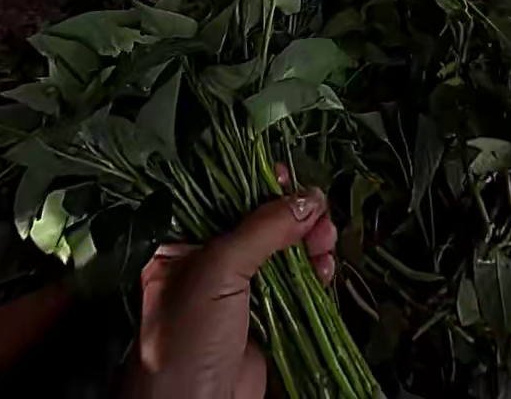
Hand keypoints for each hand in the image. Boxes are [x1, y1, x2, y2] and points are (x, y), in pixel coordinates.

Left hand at [128, 175, 336, 398]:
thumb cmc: (188, 336)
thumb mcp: (220, 268)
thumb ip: (264, 228)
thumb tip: (308, 198)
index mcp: (184, 241)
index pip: (224, 196)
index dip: (256, 183)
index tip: (285, 175)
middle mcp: (209, 260)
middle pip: (259, 221)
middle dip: (292, 212)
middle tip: (318, 208)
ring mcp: (237, 290)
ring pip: (281, 251)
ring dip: (308, 240)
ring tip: (326, 238)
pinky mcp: (264, 317)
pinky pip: (294, 285)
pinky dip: (313, 273)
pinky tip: (324, 265)